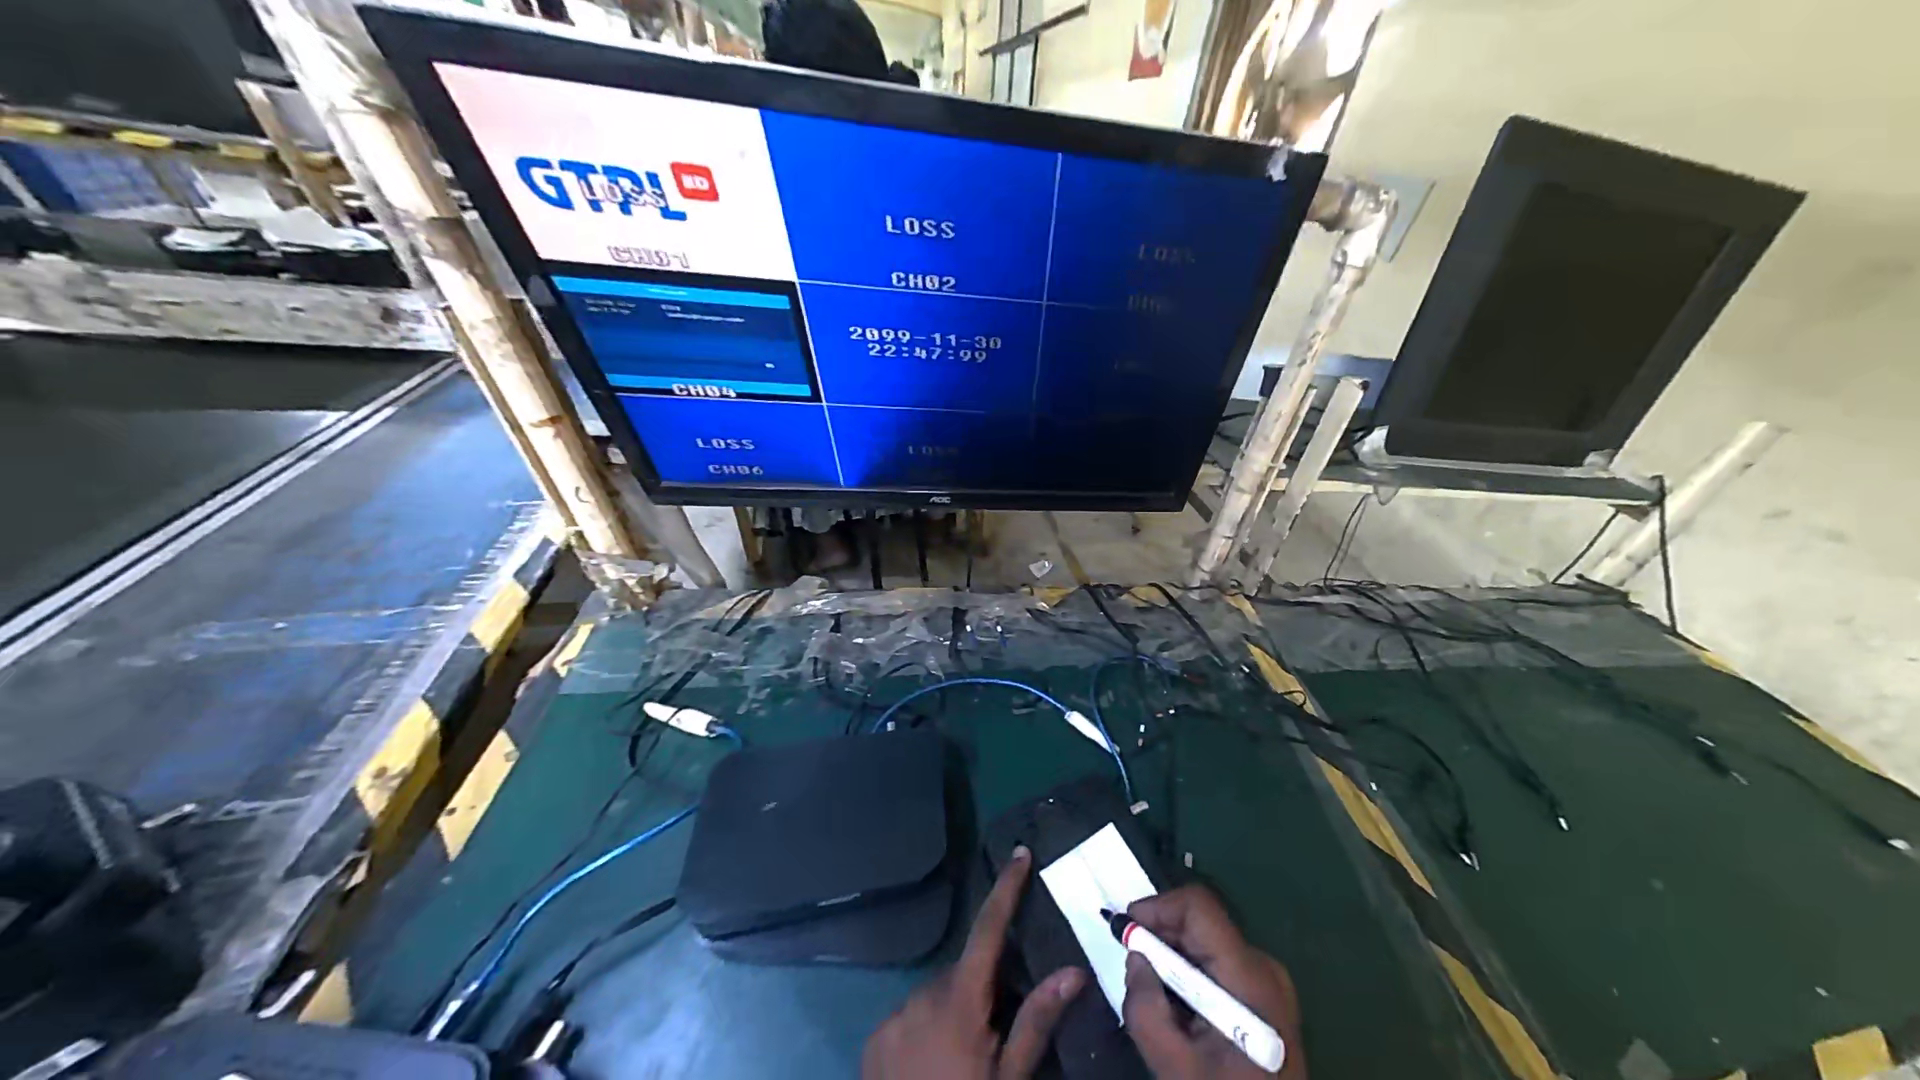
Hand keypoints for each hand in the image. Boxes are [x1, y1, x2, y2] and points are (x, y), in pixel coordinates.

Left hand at [863, 845, 1088, 1078]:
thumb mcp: (1011, 1079)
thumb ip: (1037, 1021)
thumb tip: (1074, 971)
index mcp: (959, 1002)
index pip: (988, 930)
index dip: (1005, 888)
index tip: (1019, 853)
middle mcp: (921, 996)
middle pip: (964, 972)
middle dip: (984, 986)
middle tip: (999, 1027)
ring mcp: (893, 1016)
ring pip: (937, 996)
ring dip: (955, 1010)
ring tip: (964, 1058)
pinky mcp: (873, 1038)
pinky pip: (910, 1016)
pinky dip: (927, 1028)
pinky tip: (934, 1065)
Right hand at [1121, 885, 1304, 1078]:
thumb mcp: (1172, 1064)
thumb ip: (1144, 1004)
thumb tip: (1137, 959)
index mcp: (1247, 978)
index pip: (1198, 906)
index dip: (1157, 907)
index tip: (1126, 930)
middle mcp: (1263, 968)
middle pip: (1201, 922)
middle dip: (1159, 934)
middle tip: (1132, 963)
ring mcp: (1270, 983)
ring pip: (1207, 941)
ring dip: (1172, 956)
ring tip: (1155, 994)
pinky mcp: (1268, 997)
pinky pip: (1219, 963)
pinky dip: (1190, 972)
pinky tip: (1179, 1008)